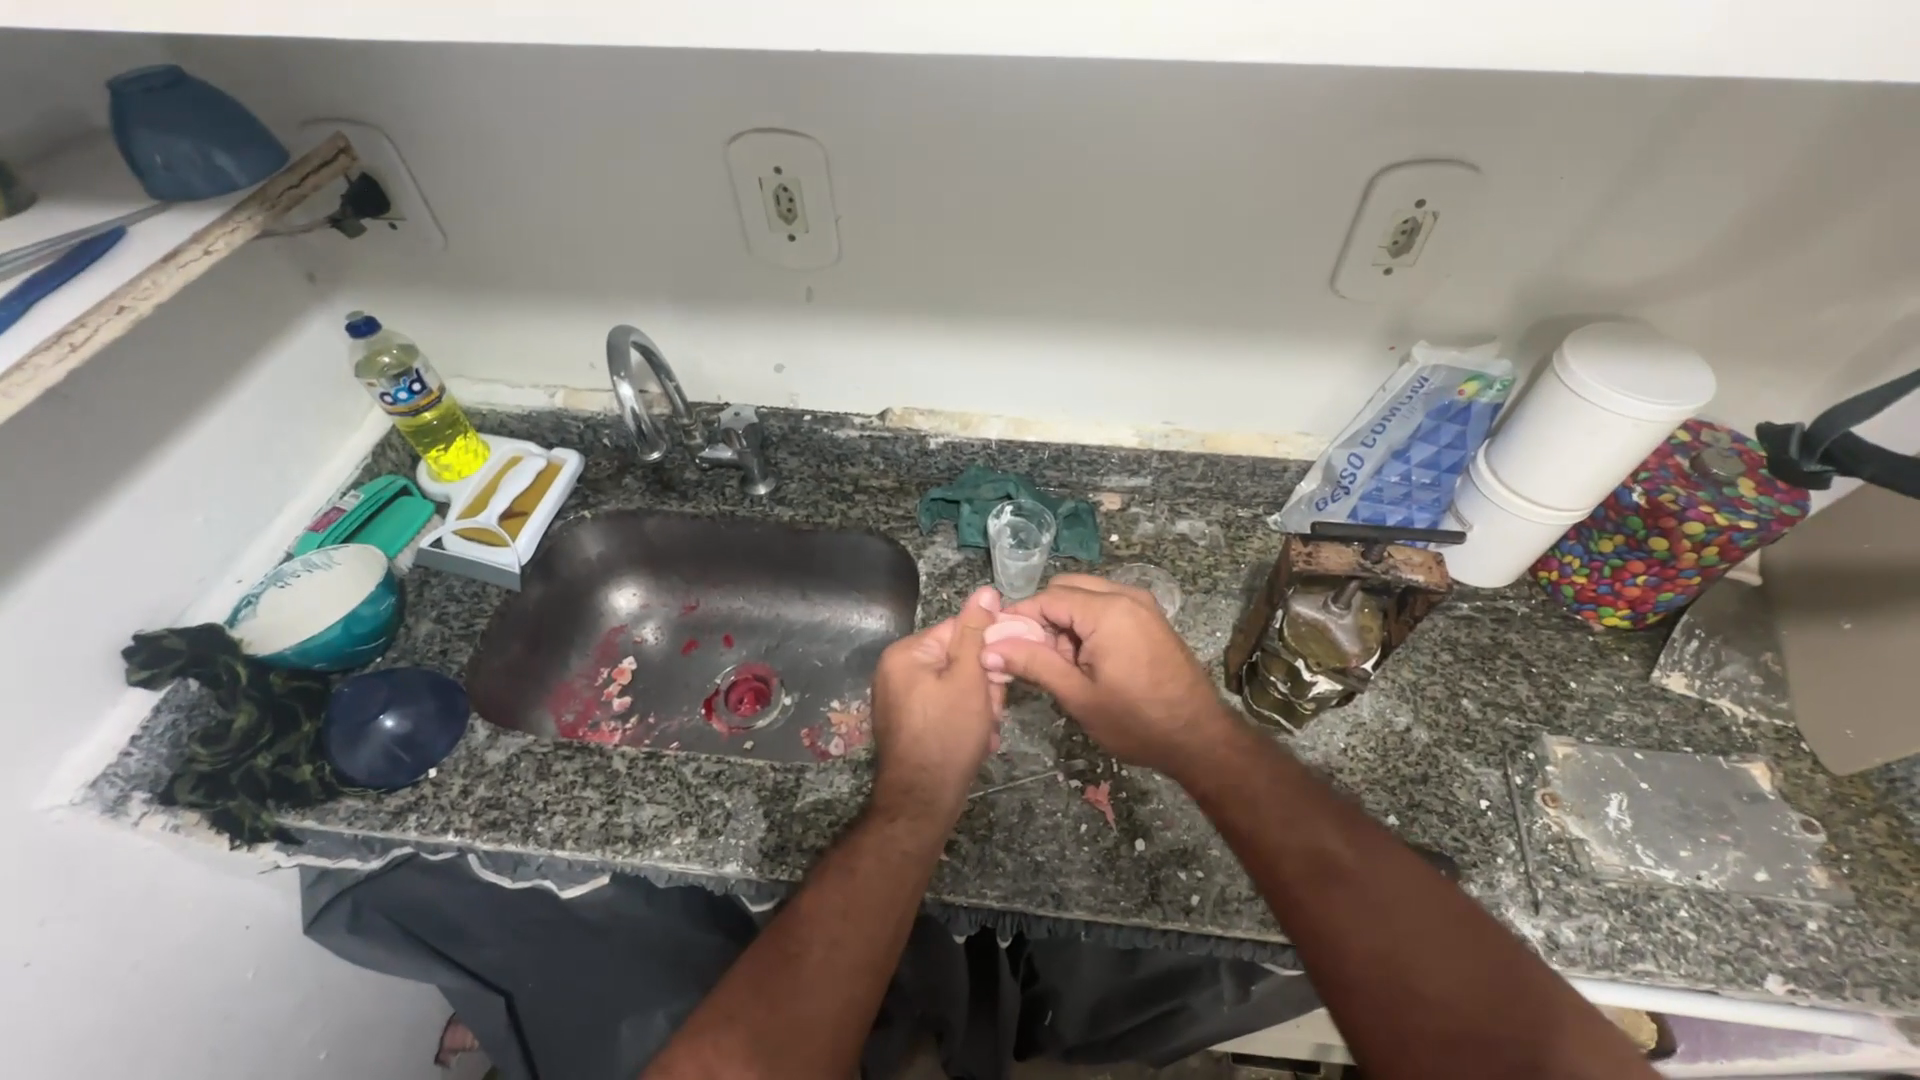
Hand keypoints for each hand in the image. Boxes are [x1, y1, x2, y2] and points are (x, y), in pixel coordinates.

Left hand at [869, 586, 1004, 817]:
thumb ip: (977, 632)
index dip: (989, 647)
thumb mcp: (969, 678)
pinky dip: (964, 719)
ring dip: (979, 705)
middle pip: (956, 658)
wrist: (922, 800)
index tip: (1012, 667)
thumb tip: (986, 590)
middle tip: (993, 711)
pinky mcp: (907, 723)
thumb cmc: (948, 735)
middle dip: (983, 684)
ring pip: (954, 685)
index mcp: (905, 653)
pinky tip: (977, 740)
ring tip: (985, 730)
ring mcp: (899, 698)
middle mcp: (895, 670)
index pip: (958, 630)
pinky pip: (943, 706)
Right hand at [980, 574, 1235, 779]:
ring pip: (1085, 597)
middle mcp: (1125, 596)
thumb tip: (989, 650)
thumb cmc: (1137, 721)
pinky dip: (1088, 625)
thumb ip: (1033, 665)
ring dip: (1066, 623)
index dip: (1018, 620)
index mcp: (1107, 610)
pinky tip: (1088, 663)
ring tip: (1065, 667)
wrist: (1199, 738)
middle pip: (1065, 589)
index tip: (999, 646)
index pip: (1046, 598)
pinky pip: (1107, 607)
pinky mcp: (1151, 619)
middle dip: (1044, 619)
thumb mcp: (1078, 696)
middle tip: (1038, 660)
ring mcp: (1142, 605)